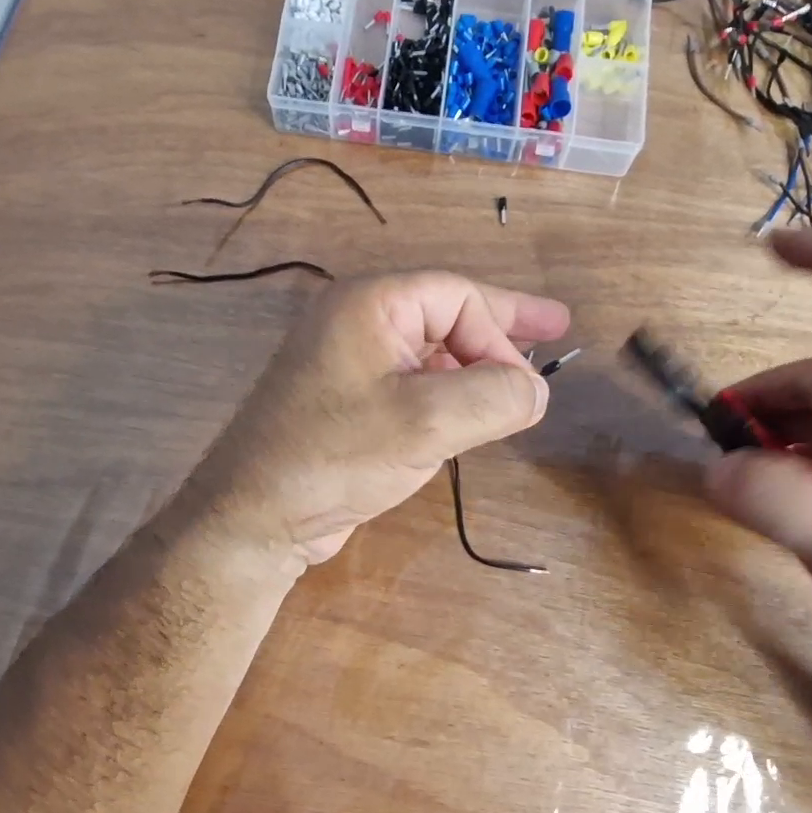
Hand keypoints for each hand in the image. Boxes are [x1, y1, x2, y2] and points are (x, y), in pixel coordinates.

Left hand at [186, 272, 569, 567]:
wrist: (256, 516)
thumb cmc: (336, 455)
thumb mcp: (427, 422)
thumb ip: (495, 397)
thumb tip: (537, 391)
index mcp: (371, 304)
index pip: (458, 296)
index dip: (502, 333)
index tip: (527, 386)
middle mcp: (357, 324)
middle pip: (445, 315)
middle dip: (499, 331)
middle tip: (554, 329)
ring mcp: (348, 366)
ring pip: (430, 354)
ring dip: (473, 370)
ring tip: (514, 388)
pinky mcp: (346, 407)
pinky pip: (410, 387)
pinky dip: (445, 397)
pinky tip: (467, 419)